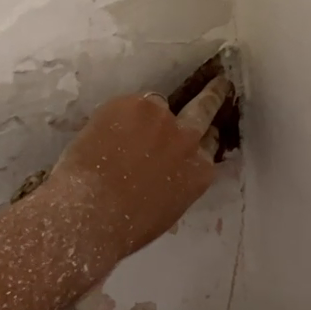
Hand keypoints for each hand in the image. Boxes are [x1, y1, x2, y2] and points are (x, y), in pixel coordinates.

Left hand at [41, 75, 230, 256]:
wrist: (91, 212)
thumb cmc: (125, 226)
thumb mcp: (167, 208)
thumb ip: (175, 180)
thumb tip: (162, 170)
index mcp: (199, 171)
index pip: (209, 143)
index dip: (203, 136)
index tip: (203, 129)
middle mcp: (187, 140)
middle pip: (203, 109)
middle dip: (212, 95)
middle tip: (219, 83)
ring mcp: (162, 118)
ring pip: (156, 106)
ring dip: (144, 117)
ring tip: (119, 133)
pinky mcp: (134, 104)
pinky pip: (128, 104)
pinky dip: (116, 116)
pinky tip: (101, 136)